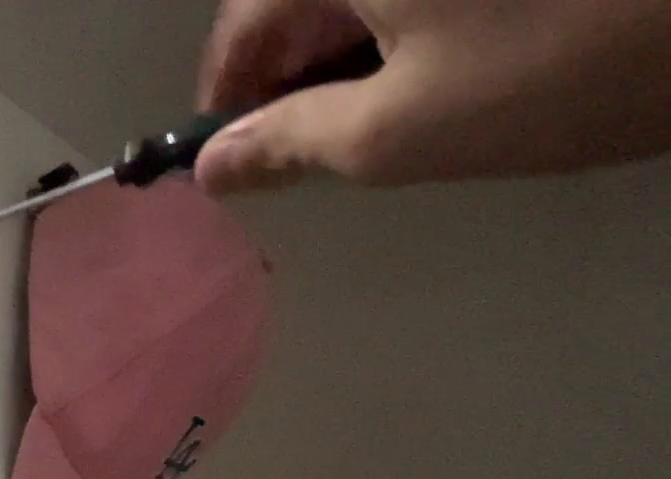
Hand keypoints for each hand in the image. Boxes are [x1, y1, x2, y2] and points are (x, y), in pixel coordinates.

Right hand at [195, 0, 670, 194]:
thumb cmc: (564, 67)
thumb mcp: (398, 133)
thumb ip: (285, 147)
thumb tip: (212, 167)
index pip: (243, 21)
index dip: (221, 91)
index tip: (223, 148)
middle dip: (284, 64)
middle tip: (299, 132)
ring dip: (346, 37)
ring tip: (371, 96)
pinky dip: (408, 11)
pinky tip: (440, 44)